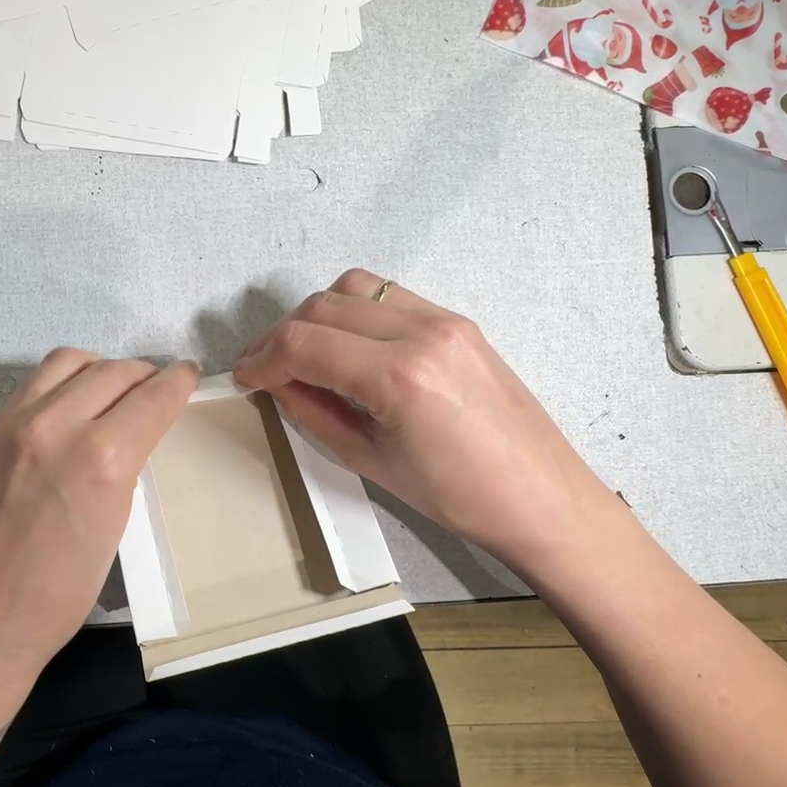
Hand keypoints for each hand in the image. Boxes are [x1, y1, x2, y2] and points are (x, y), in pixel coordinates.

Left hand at [0, 349, 198, 697]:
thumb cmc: (59, 598)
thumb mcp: (113, 530)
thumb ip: (124, 469)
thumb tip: (132, 434)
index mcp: (101, 461)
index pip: (151, 398)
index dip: (178, 382)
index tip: (188, 374)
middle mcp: (55, 428)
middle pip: (112, 371)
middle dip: (145, 374)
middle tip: (157, 387)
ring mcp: (13, 426)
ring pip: (68, 362)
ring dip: (100, 368)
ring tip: (113, 389)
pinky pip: (33, 385)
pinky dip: (62, 383)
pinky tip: (69, 407)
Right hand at [235, 269, 617, 578]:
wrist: (541, 497)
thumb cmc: (457, 496)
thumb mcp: (368, 459)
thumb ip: (313, 411)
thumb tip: (277, 383)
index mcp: (400, 375)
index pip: (304, 344)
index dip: (262, 359)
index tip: (244, 377)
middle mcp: (423, 332)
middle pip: (323, 306)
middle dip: (281, 335)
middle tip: (264, 368)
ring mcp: (445, 320)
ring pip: (354, 288)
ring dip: (316, 315)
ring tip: (303, 354)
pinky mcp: (458, 322)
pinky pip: (388, 297)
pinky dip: (353, 312)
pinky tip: (346, 346)